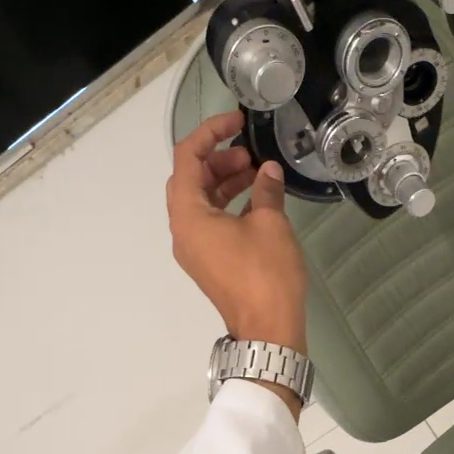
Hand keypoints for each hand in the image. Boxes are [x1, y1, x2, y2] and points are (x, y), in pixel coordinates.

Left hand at [166, 110, 308, 354]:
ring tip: (256, 174)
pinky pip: (210, 224)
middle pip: (189, 181)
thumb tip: (268, 171)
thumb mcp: (270, 224)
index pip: (186, 158)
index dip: (210, 132)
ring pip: (200, 203)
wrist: (268, 330)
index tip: (237, 123)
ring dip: (224, 183)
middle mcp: (183, 231)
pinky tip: (255, 202)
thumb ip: (266, 190)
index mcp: (188, 216)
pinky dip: (227, 207)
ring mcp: (194, 251)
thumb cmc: (266, 274)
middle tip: (249, 155)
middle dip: (217, 160)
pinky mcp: (209, 264)